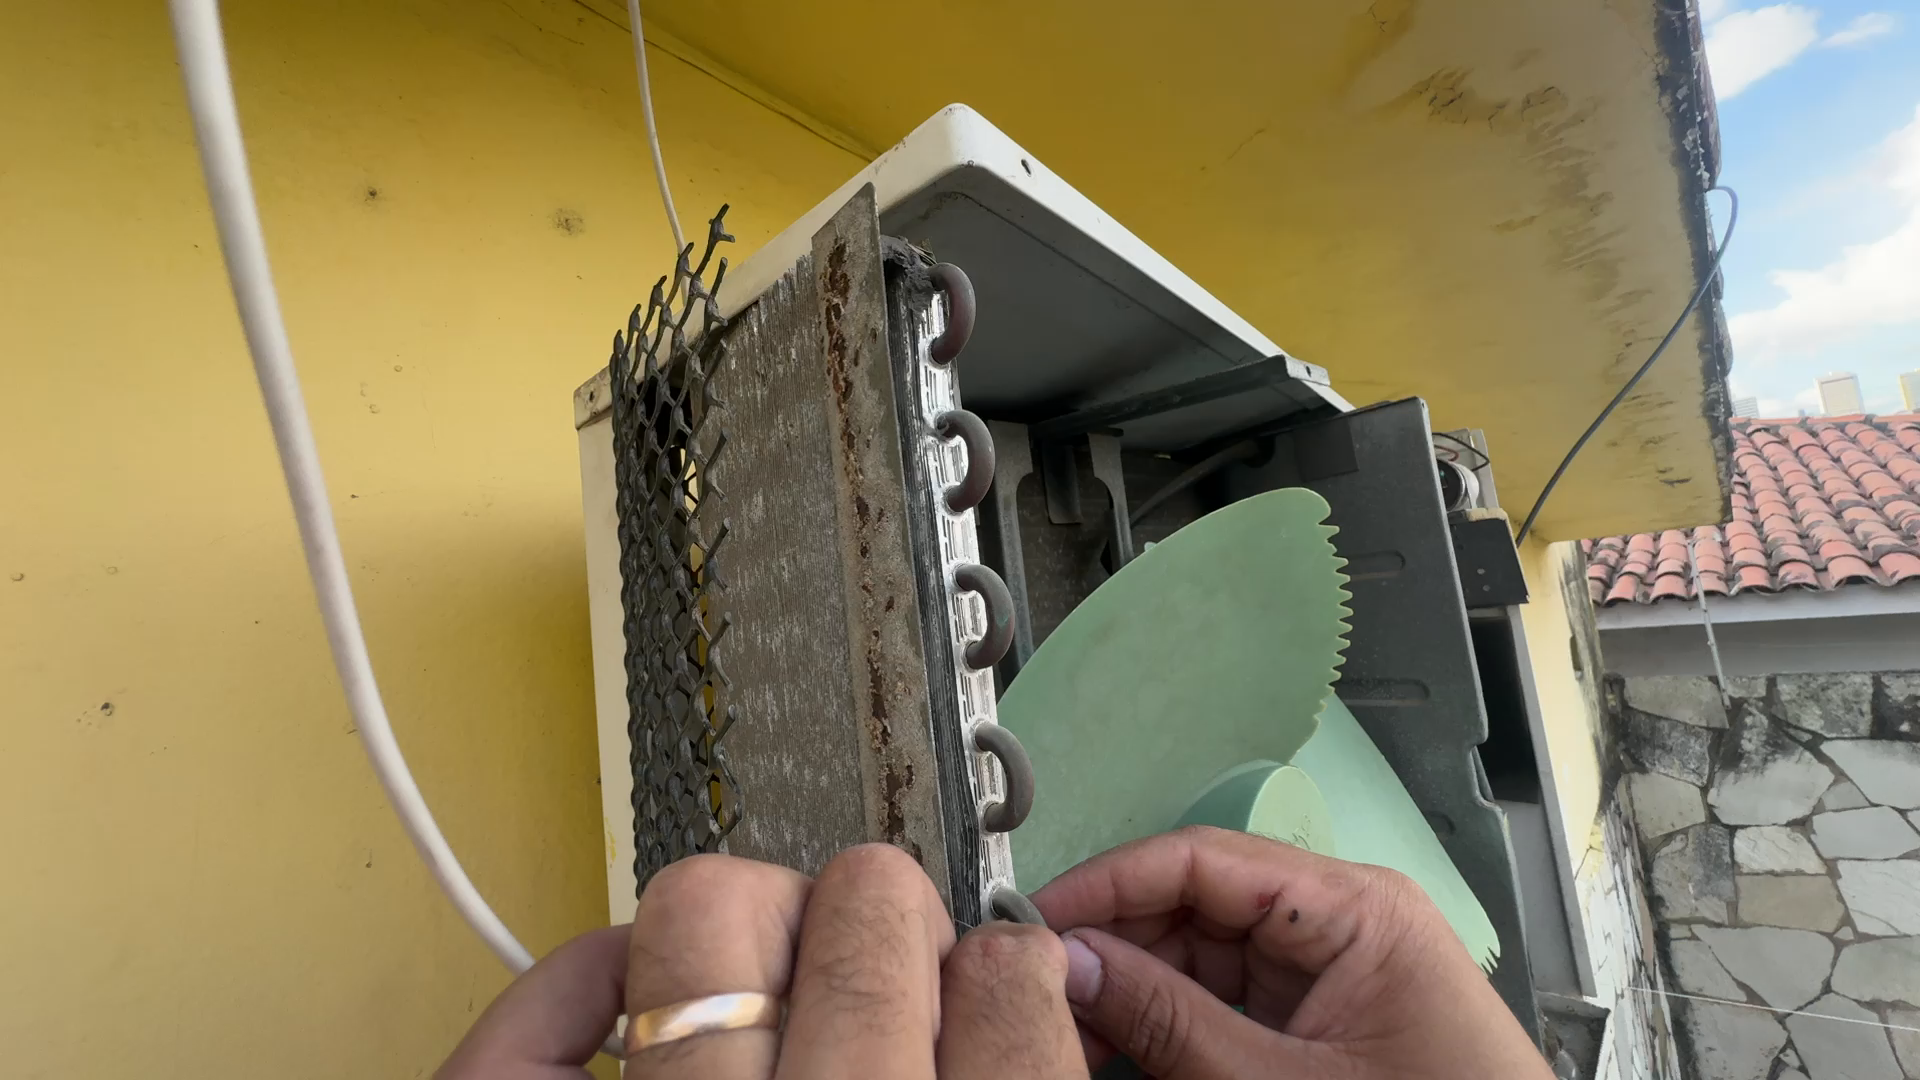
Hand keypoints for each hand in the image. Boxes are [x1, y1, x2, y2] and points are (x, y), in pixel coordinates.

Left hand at [439, 844, 1085, 1078]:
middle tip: (875, 977)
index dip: (1005, 977)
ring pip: (709, 909)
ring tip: (761, 970)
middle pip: (873, 907)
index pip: (1012, 989)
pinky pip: (521, 1042)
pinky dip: (557, 996)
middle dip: (886, 921)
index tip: (985, 996)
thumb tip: (1033, 987)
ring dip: (750, 913)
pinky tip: (603, 994)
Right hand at [1033, 826, 1551, 1079]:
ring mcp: (1322, 966)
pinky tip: (1117, 1044)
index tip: (1038, 914)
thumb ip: (1169, 1022)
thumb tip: (1062, 960)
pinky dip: (1166, 1018)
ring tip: (1071, 1025)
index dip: (1112, 880)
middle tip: (1045, 985)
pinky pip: (1220, 995)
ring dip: (1133, 984)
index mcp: (1350, 906)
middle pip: (1194, 901)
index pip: (1202, 858)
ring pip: (1198, 950)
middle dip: (1116, 941)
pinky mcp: (1313, 1013)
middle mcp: (1332, 917)